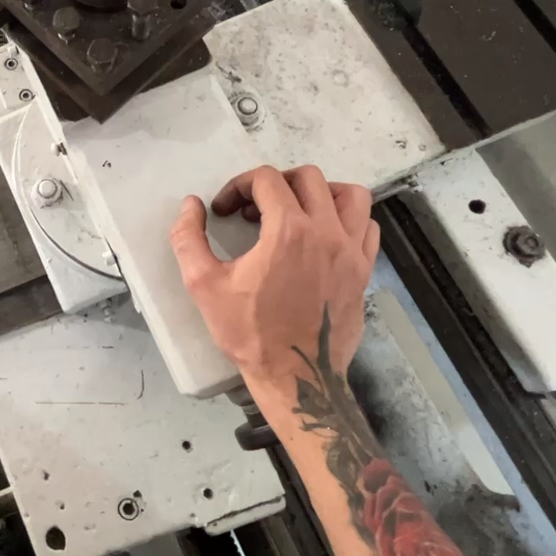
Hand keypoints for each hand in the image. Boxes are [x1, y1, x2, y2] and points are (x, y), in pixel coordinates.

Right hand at [168, 165, 378, 402]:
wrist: (296, 376)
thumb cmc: (248, 332)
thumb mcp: (202, 285)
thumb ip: (188, 238)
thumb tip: (191, 205)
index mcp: (287, 231)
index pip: (266, 180)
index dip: (238, 186)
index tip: (224, 211)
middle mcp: (326, 233)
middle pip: (308, 178)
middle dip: (274, 184)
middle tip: (253, 210)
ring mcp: (352, 252)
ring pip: (349, 195)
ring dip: (319, 193)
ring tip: (295, 212)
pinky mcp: (365, 271)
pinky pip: (367, 226)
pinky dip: (346, 219)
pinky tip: (322, 236)